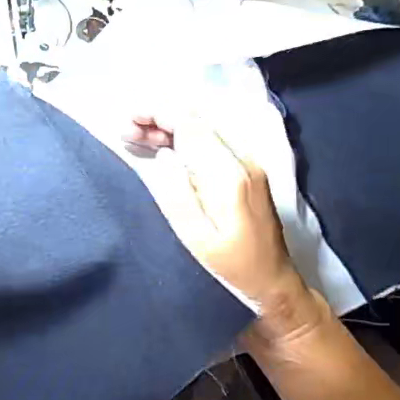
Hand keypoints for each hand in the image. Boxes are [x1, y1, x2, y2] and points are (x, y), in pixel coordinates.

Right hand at [125, 113, 334, 357]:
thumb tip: (163, 156)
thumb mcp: (195, 237)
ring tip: (135, 137)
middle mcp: (243, 161)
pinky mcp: (245, 173)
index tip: (129, 122)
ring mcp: (247, 165)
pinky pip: (210, 144)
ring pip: (203, 131)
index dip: (159, 116)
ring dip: (169, 129)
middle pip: (197, 122)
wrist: (273, 283)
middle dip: (159, 119)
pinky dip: (182, 140)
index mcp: (229, 175)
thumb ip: (177, 194)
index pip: (192, 126)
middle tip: (126, 131)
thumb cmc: (231, 267)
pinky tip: (160, 148)